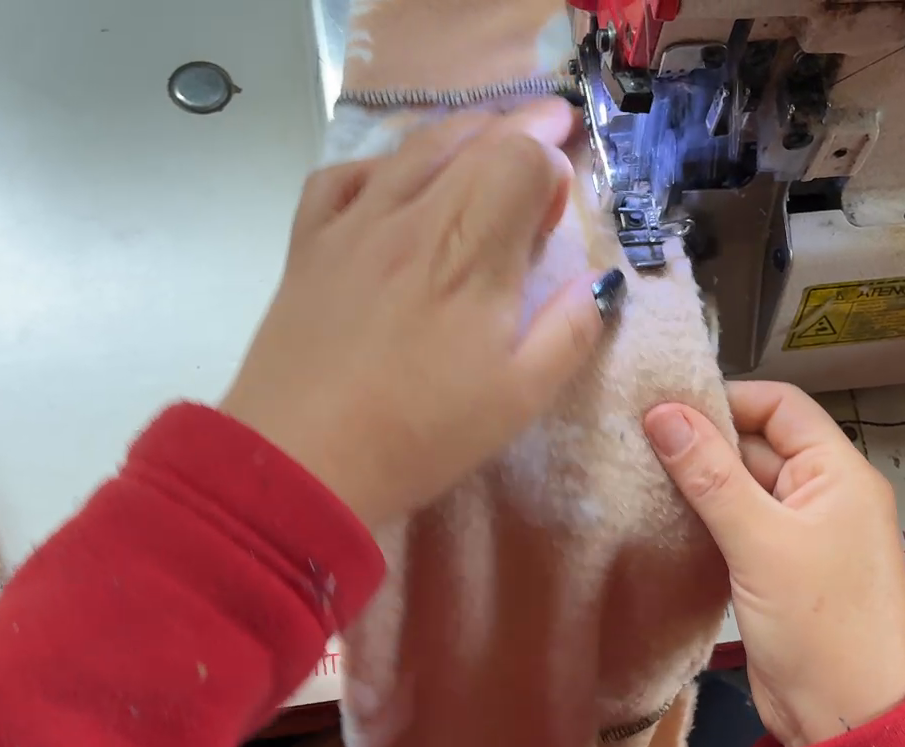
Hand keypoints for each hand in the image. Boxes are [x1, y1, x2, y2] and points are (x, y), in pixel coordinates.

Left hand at [221, 101, 624, 526]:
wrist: (305, 459)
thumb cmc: (423, 435)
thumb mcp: (520, 399)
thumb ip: (570, 332)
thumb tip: (600, 281)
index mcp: (473, 254)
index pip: (521, 161)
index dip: (550, 165)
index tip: (557, 206)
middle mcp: (414, 219)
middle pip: (474, 140)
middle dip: (520, 130)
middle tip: (546, 135)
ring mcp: (354, 224)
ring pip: (413, 146)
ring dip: (461, 133)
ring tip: (486, 140)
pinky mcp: (310, 241)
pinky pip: (347, 172)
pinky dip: (384, 163)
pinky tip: (397, 181)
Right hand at [643, 382, 904, 746]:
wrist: (844, 716)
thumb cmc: (816, 622)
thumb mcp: (760, 542)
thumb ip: (710, 475)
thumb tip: (662, 412)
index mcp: (839, 473)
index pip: (782, 407)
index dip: (727, 399)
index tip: (667, 408)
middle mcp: (824, 494)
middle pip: (760, 445)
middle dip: (706, 441)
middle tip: (638, 439)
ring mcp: (801, 533)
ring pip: (746, 488)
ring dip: (702, 482)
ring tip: (639, 471)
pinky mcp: (779, 568)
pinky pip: (742, 526)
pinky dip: (709, 519)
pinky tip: (664, 515)